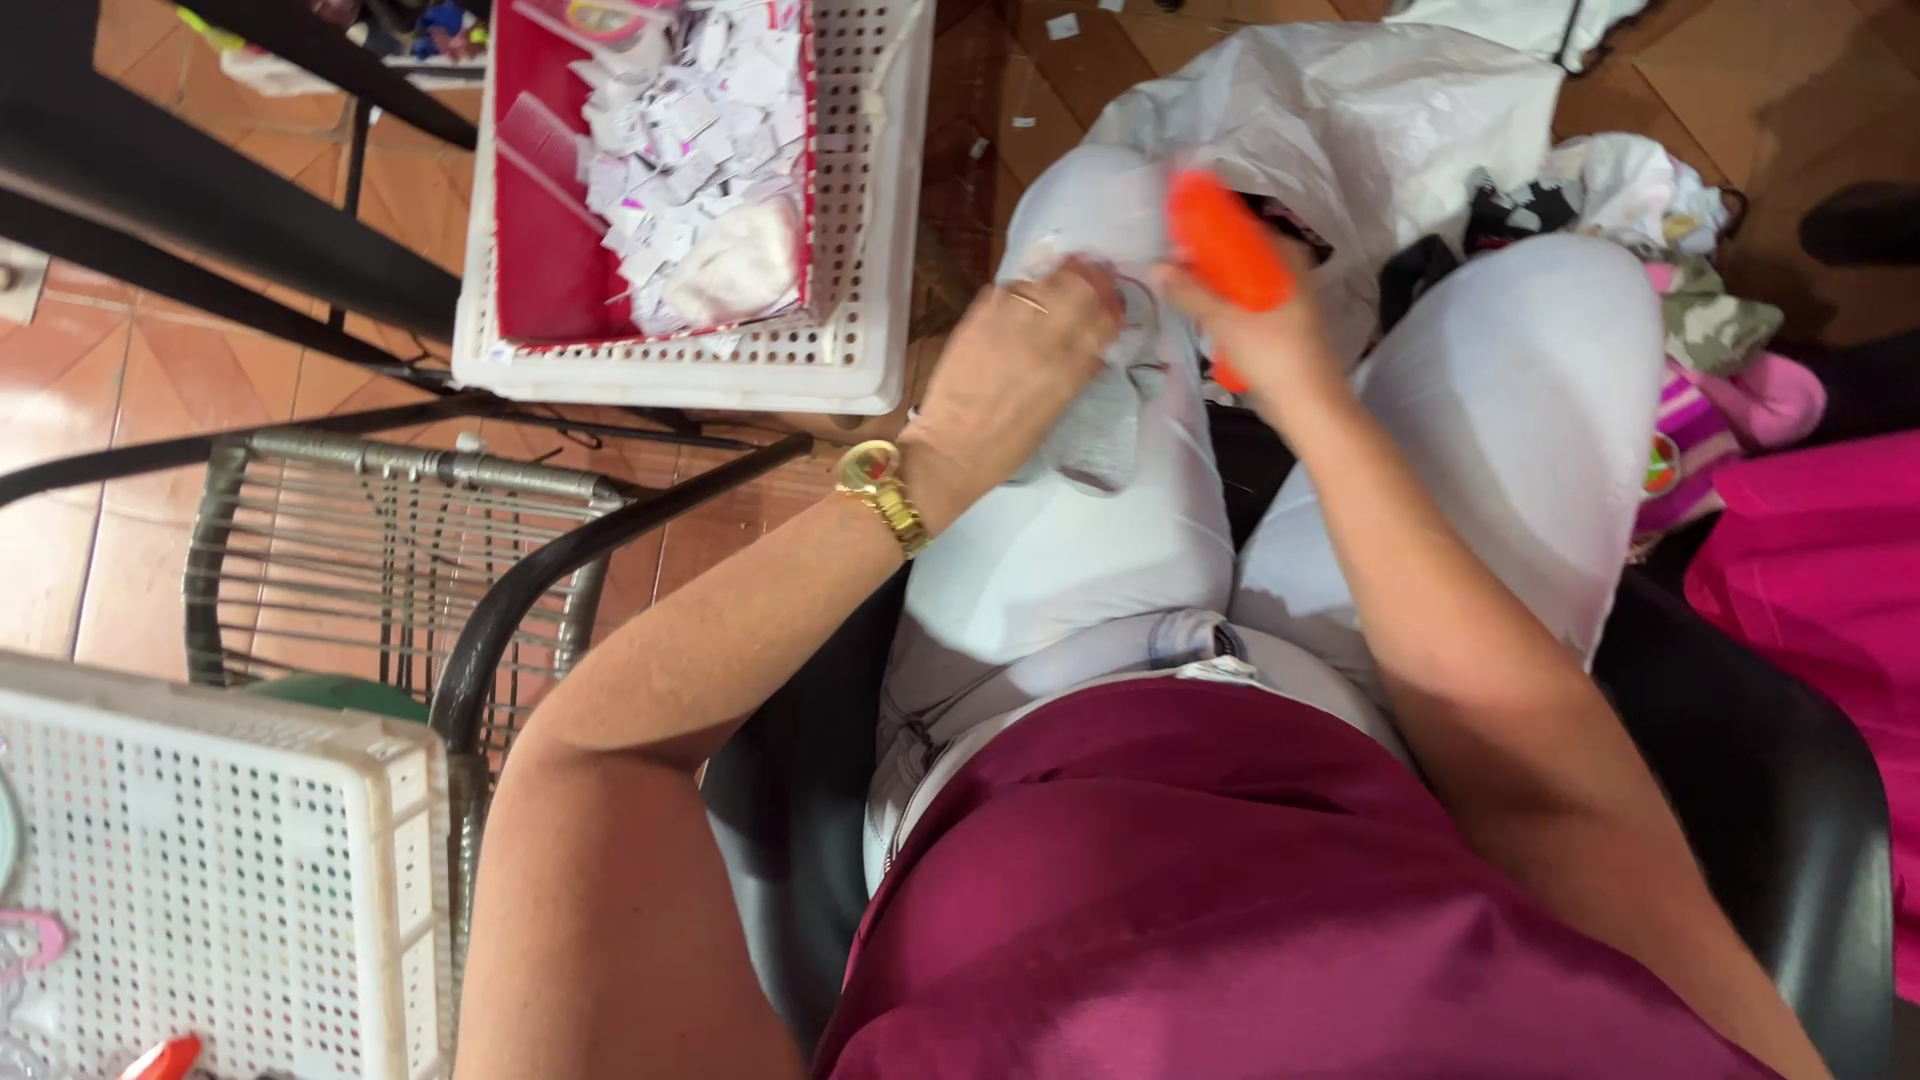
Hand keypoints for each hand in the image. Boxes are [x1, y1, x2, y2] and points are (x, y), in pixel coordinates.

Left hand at [900, 257, 1119, 530]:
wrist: (951, 449)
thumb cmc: (1006, 445)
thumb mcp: (1055, 412)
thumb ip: (1075, 373)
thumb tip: (1091, 348)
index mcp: (1068, 369)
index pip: (1103, 319)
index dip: (1111, 305)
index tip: (1111, 303)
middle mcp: (1042, 340)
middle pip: (1079, 286)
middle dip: (1091, 278)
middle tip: (1091, 277)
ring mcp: (1007, 325)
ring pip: (1045, 279)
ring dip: (1058, 276)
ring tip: (1060, 280)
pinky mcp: (976, 320)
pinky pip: (1008, 288)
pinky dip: (1022, 289)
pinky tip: (1024, 299)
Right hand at [1155, 235, 1351, 431]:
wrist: (1306, 402)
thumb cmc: (1271, 353)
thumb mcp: (1224, 320)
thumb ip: (1189, 293)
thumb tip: (1156, 268)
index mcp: (1285, 258)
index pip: (1241, 230)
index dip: (1207, 233)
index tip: (1175, 243)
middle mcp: (1289, 272)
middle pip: (1239, 257)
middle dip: (1205, 265)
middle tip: (1172, 274)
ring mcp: (1285, 299)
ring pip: (1240, 284)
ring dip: (1212, 290)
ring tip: (1181, 297)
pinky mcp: (1279, 324)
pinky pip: (1245, 306)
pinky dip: (1224, 309)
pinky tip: (1204, 321)